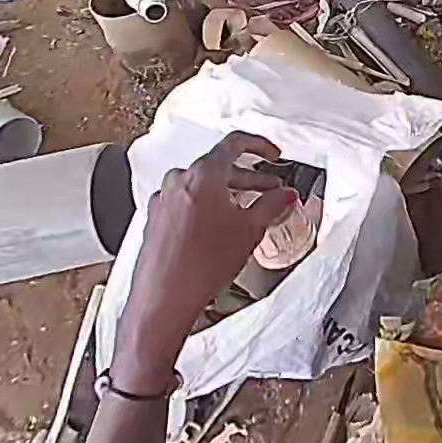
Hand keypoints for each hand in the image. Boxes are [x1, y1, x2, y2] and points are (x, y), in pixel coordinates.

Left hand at [112, 132, 299, 392]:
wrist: (163, 299)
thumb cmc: (200, 267)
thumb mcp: (249, 231)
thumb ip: (272, 205)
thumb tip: (285, 195)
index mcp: (202, 174)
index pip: (234, 143)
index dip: (260, 145)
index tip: (272, 154)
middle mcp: (178, 180)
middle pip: (219, 166)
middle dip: (248, 176)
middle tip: (269, 188)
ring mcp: (164, 198)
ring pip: (202, 184)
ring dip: (227, 192)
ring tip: (247, 210)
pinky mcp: (156, 217)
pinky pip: (186, 200)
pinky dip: (207, 205)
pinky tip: (219, 226)